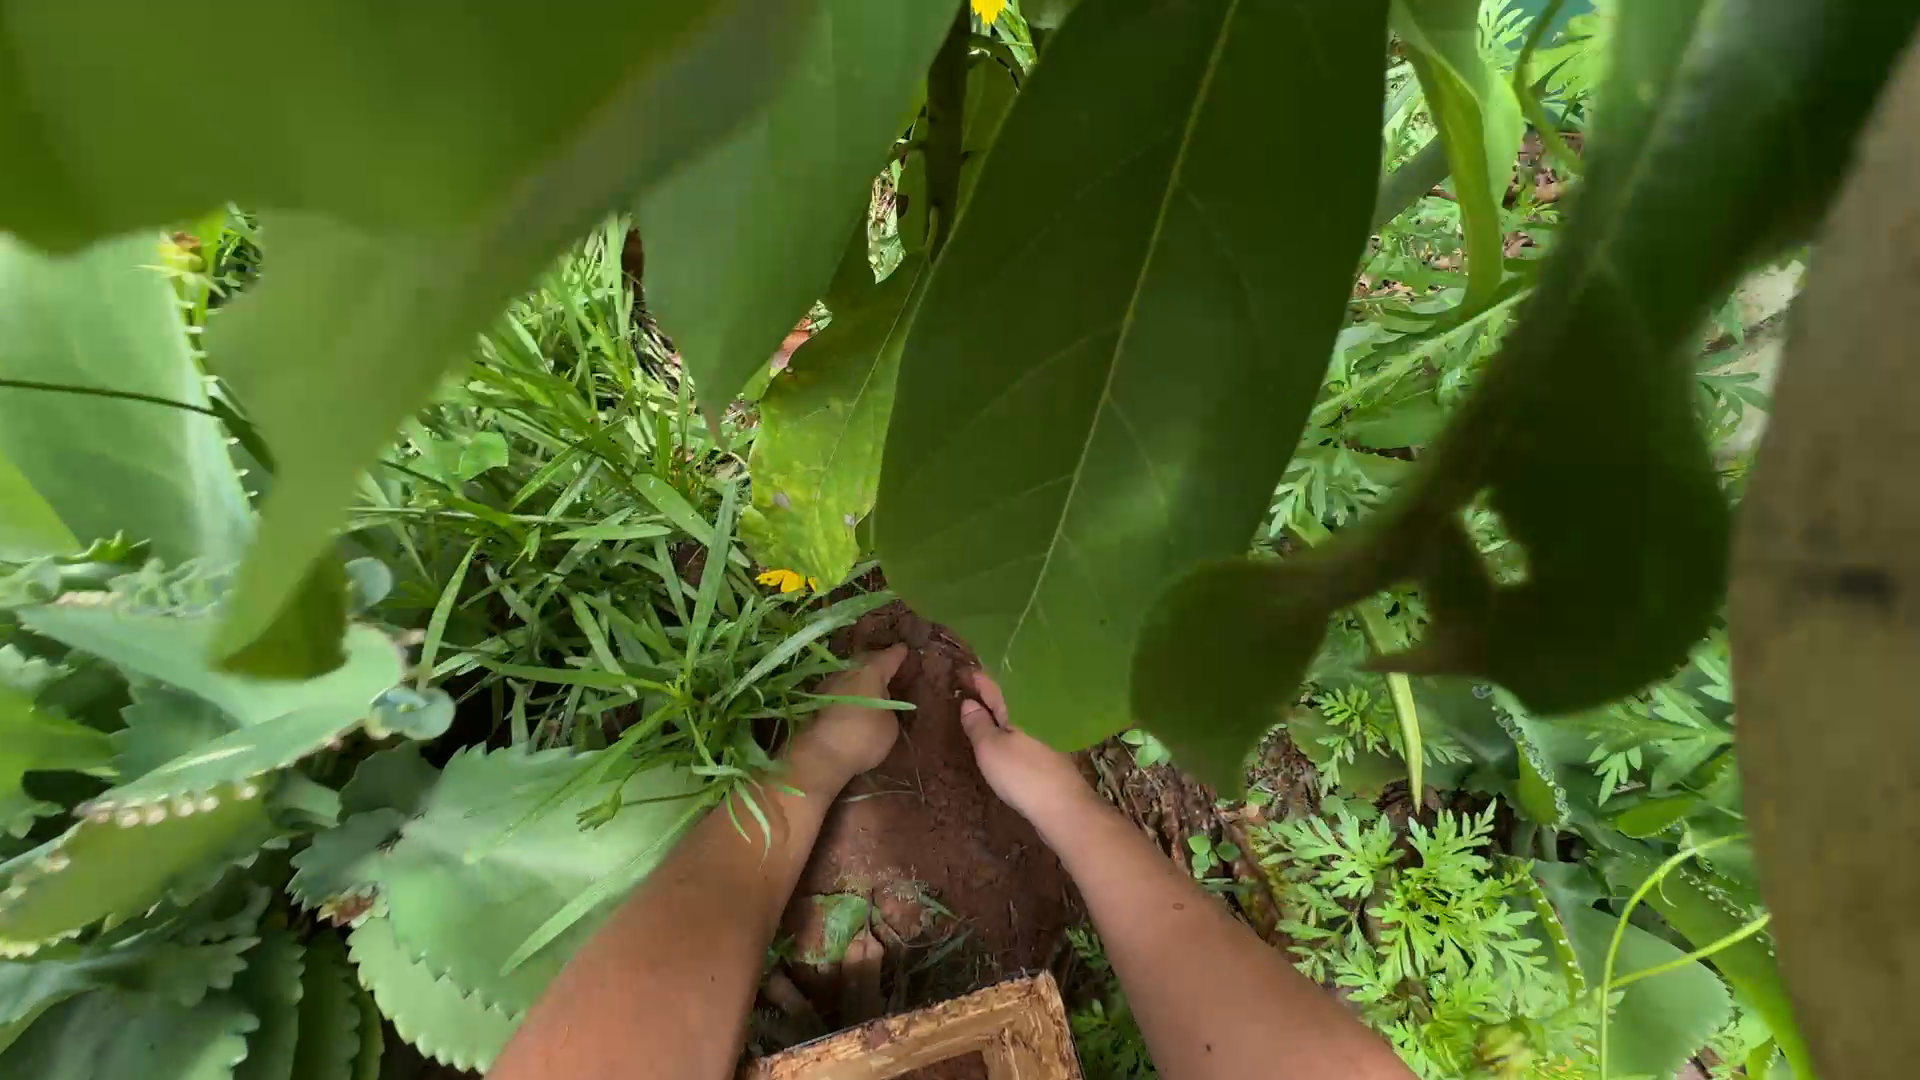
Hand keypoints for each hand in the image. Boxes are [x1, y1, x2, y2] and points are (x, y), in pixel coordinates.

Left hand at [788, 644, 908, 790]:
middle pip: (865, 661)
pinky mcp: (814, 703)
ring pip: (849, 675)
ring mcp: (828, 685)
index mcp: (870, 671)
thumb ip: (888, 709)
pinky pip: (838, 691)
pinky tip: (853, 701)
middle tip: (887, 665)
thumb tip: (879, 706)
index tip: (904, 649)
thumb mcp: (889, 725)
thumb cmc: (862, 736)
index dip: (898, 654)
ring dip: (859, 678)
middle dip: (876, 662)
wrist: (819, 755)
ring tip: (870, 685)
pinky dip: (848, 692)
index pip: (889, 657)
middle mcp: (847, 672)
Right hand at [958, 669, 1096, 825]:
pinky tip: (999, 730)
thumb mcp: (990, 748)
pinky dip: (1008, 724)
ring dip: (997, 707)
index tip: (957, 671)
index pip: (991, 681)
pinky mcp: (1048, 746)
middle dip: (986, 688)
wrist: (1064, 806)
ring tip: (976, 705)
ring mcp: (1042, 728)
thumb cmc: (1022, 774)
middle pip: (1005, 693)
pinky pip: (1023, 725)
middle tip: (963, 684)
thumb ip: (977, 723)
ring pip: (1015, 710)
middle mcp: (1032, 709)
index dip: (974, 675)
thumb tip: (968, 702)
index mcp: (1015, 703)